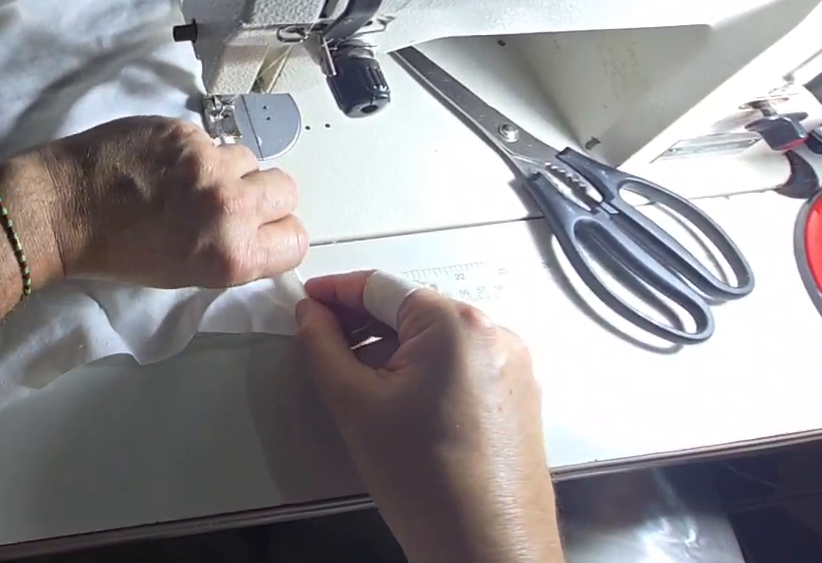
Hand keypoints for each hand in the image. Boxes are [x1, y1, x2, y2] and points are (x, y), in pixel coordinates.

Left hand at [0, 116, 305, 288]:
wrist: (63, 209)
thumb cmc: (114, 252)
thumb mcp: (184, 273)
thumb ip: (231, 252)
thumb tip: (256, 231)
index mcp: (231, 254)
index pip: (296, 238)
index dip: (278, 233)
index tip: (260, 229)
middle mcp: (228, 205)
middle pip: (285, 188)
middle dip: (262, 194)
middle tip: (229, 198)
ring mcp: (205, 161)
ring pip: (246, 156)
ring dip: (226, 167)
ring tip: (187, 178)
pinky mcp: (181, 130)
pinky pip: (207, 137)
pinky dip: (192, 149)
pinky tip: (161, 161)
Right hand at [294, 271, 561, 562]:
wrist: (489, 558)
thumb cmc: (427, 483)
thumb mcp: (352, 401)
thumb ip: (319, 342)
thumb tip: (310, 312)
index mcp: (456, 325)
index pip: (378, 286)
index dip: (333, 291)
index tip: (306, 302)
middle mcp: (494, 335)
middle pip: (407, 308)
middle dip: (359, 321)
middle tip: (321, 339)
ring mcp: (511, 367)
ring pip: (430, 335)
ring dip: (387, 344)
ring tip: (353, 373)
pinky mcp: (515, 396)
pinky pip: (455, 360)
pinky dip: (418, 366)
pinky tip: (392, 395)